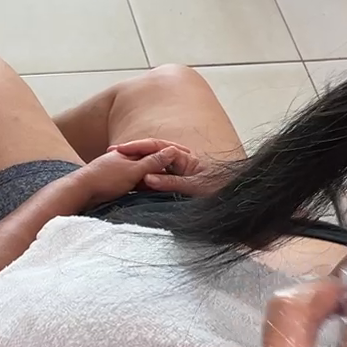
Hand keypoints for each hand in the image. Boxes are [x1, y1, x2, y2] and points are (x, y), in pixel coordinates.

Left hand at [70, 140, 190, 202]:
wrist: (79, 191)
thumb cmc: (105, 179)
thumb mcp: (133, 171)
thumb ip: (152, 162)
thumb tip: (172, 151)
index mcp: (130, 152)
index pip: (155, 149)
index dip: (171, 154)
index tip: (187, 160)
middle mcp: (124, 159)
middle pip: (149, 162)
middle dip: (163, 168)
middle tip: (182, 175)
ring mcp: (118, 171)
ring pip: (141, 175)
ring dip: (153, 180)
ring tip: (169, 188)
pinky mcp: (114, 184)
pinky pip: (133, 185)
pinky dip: (142, 189)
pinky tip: (149, 196)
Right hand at [108, 139, 226, 197]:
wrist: (233, 200)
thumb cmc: (218, 191)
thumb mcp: (193, 187)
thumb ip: (170, 182)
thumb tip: (147, 177)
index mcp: (185, 157)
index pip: (156, 146)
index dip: (137, 147)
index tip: (121, 151)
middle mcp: (182, 160)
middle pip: (153, 149)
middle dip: (133, 149)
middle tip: (113, 151)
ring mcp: (179, 170)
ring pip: (153, 161)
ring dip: (136, 160)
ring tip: (117, 159)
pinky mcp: (177, 180)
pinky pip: (156, 173)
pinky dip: (143, 173)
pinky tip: (130, 178)